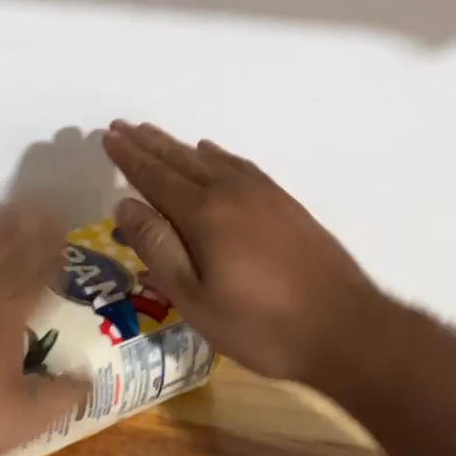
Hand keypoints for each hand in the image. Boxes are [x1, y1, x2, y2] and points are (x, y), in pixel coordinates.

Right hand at [101, 120, 391, 389]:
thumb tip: (124, 204)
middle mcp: (229, 192)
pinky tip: (210, 153)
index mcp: (202, 214)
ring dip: (177, 145)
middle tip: (122, 126)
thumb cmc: (261, 325)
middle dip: (147, 143)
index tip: (108, 136)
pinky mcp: (284, 203)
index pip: (154, 176)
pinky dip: (216, 155)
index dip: (128, 157)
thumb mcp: (195, 299)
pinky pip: (239, 165)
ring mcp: (261, 194)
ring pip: (208, 159)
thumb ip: (157, 248)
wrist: (347, 329)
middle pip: (178, 159)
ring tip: (155, 135)